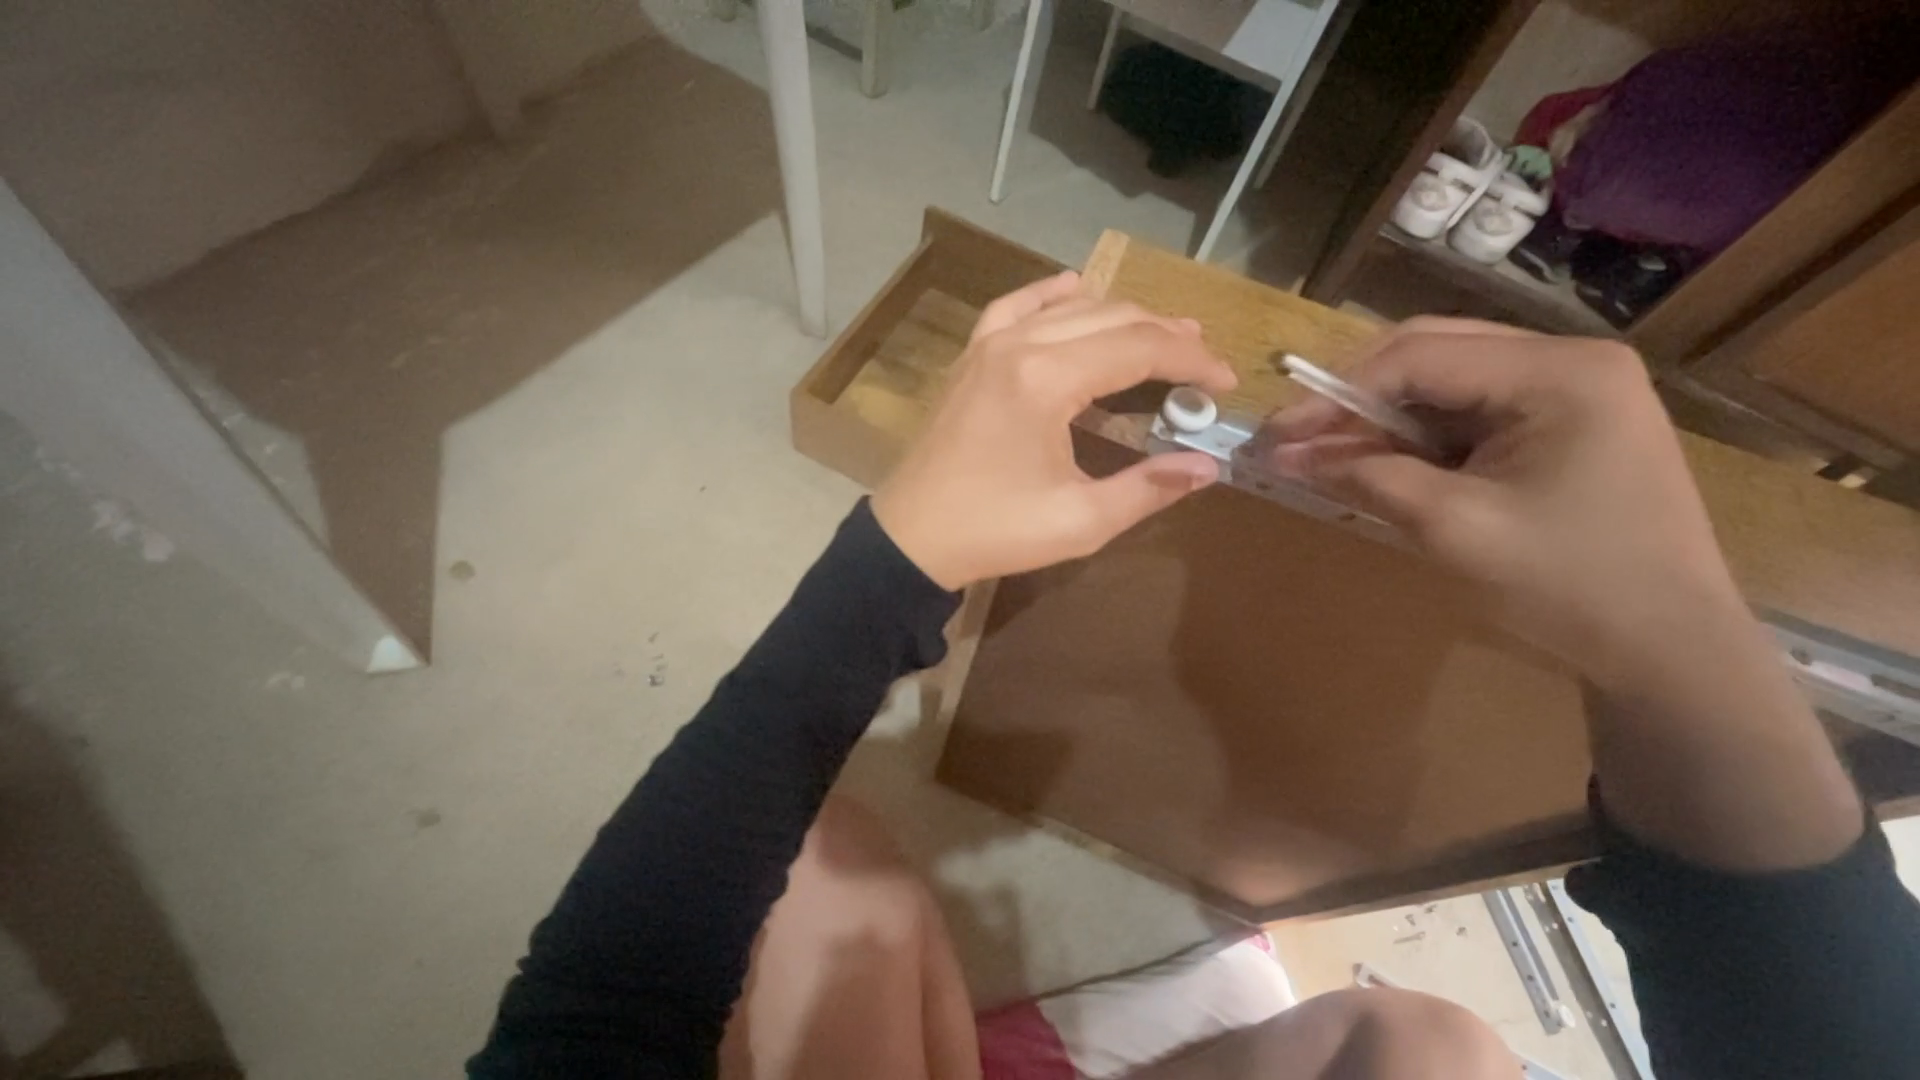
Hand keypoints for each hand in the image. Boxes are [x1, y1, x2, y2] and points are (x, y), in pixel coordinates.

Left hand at [872, 272, 1237, 590]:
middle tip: (1204, 361)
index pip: (1139, 348)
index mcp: (1047, 380)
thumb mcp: (1080, 521)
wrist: (912, 536)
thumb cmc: (995, 531)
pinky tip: (1075, 289)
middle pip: (1111, 318)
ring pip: (1070, 307)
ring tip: (1163, 333)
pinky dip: (1052, 295)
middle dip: (1166, 336)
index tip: (1225, 382)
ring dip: (1122, 315)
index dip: (1191, 361)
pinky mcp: (970, 355)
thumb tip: (1206, 466)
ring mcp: (988, 344)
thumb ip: (1147, 489)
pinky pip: (1016, 306)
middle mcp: (1018, 345)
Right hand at [1263, 317, 1741, 687]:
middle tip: (1294, 438)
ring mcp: (1568, 388)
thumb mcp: (1454, 527)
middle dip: (1353, 396)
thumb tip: (1285, 455)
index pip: (1418, 356)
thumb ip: (1368, 477)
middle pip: (1430, 353)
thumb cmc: (1568, 583)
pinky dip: (1414, 434)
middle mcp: (1567, 359)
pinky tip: (1379, 461)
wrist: (1667, 645)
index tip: (1275, 432)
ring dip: (1379, 415)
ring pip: (1442, 380)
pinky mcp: (1560, 421)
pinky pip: (1466, 411)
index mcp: (1558, 372)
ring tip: (1325, 453)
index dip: (1336, 393)